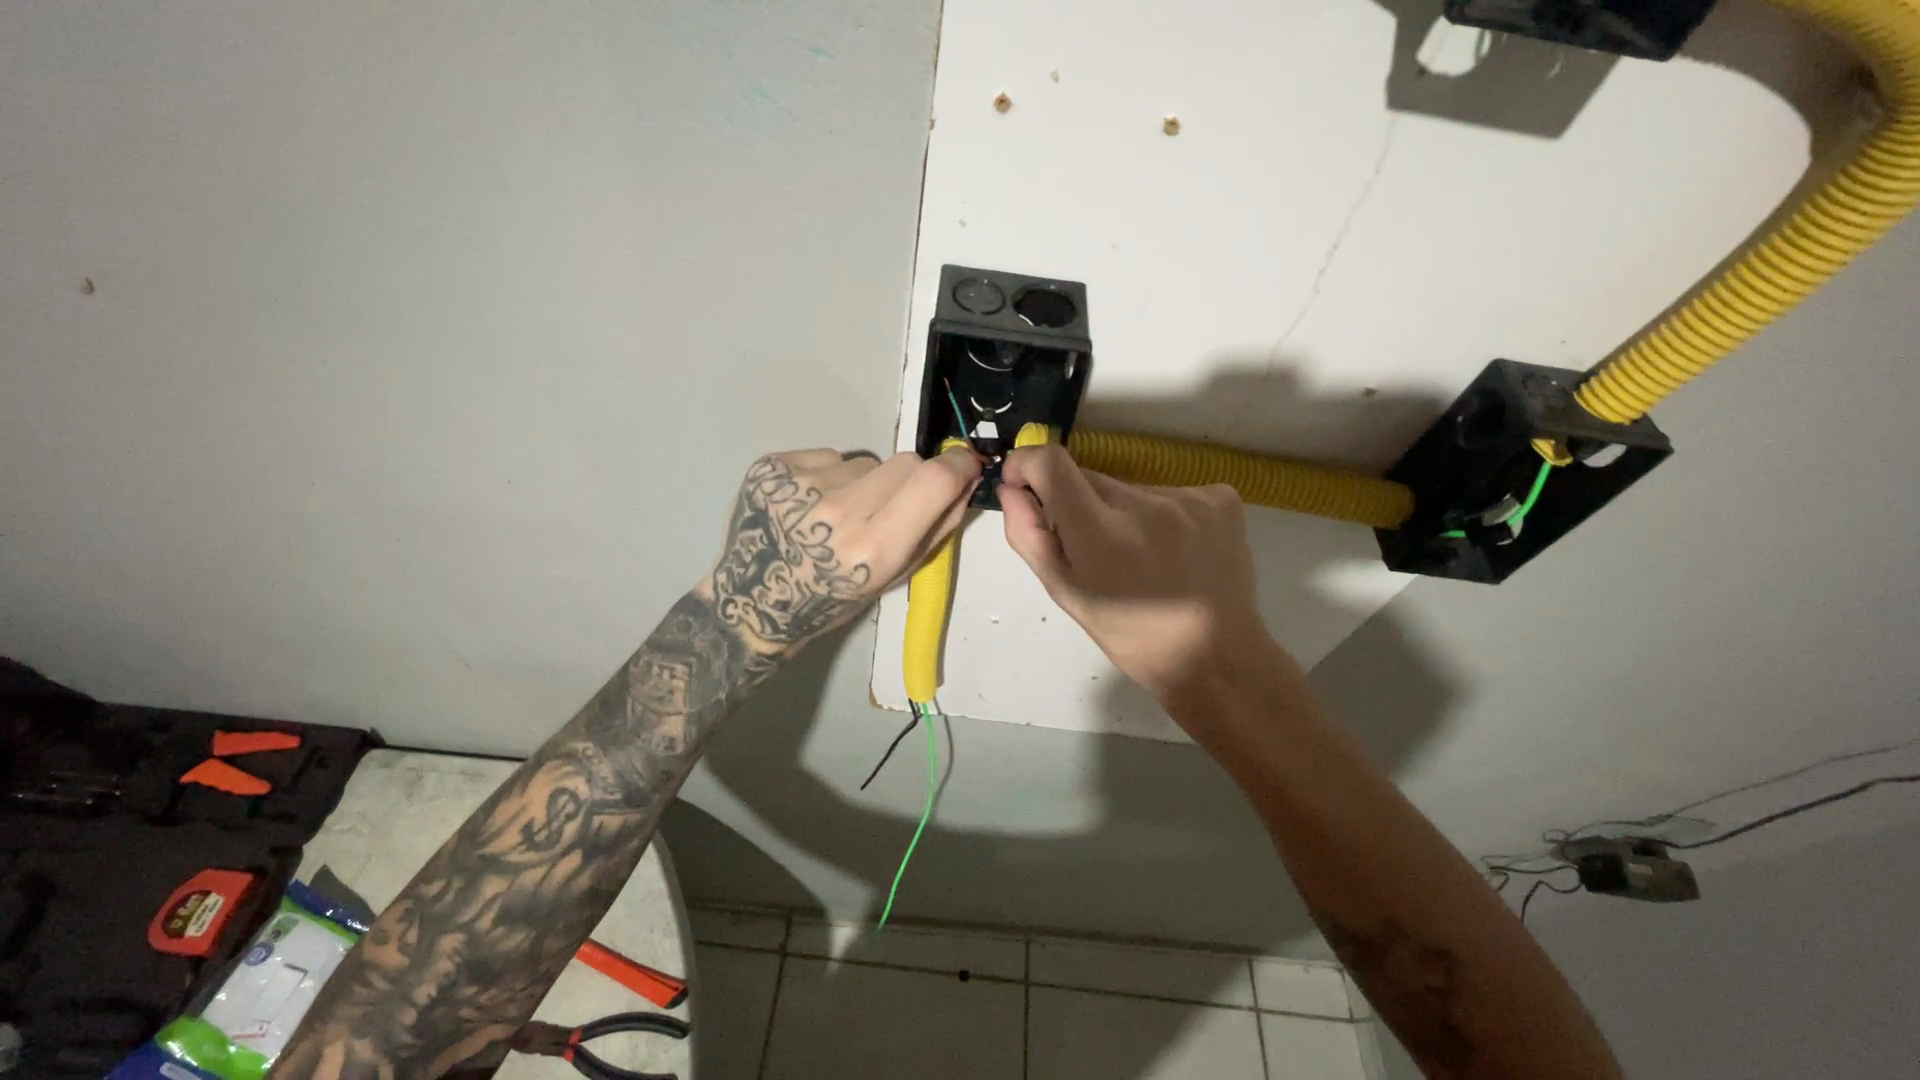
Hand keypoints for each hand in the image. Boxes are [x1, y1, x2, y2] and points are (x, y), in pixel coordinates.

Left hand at [706, 446, 980, 661]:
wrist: (752, 601)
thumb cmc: (831, 599)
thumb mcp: (893, 577)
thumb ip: (935, 528)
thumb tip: (966, 478)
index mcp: (873, 549)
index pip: (934, 480)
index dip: (958, 464)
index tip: (963, 463)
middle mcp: (838, 512)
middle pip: (905, 462)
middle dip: (911, 478)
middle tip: (889, 506)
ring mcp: (801, 485)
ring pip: (865, 461)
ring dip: (864, 481)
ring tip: (836, 514)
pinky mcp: (773, 467)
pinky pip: (828, 456)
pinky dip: (829, 476)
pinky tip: (809, 504)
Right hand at [999, 445, 1270, 705]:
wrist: (1215, 656)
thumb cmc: (1131, 636)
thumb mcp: (1066, 594)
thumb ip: (1029, 536)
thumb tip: (1011, 489)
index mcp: (1100, 532)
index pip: (1050, 462)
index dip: (1028, 465)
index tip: (1024, 484)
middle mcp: (1144, 504)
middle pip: (1090, 478)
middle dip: (1080, 503)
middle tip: (1097, 549)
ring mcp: (1189, 498)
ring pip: (1131, 488)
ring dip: (1125, 511)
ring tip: (1144, 556)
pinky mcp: (1221, 498)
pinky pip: (1172, 492)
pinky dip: (1165, 513)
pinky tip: (1177, 549)